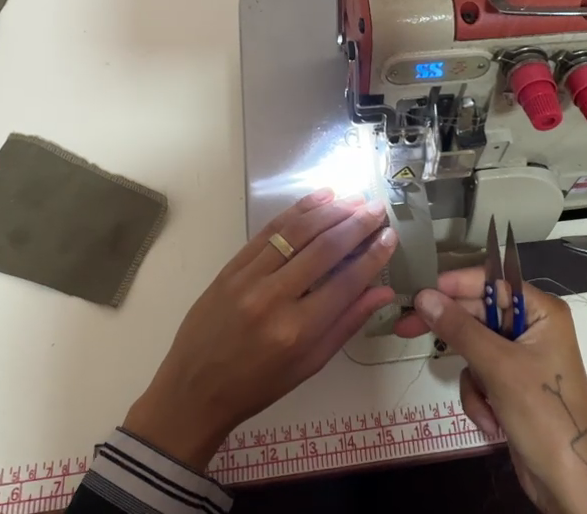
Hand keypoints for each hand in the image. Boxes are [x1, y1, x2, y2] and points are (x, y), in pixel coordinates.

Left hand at [123, 189, 396, 469]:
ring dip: (330, 210)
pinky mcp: (232, 266)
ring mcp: (249, 278)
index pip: (345, 282)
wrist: (195, 388)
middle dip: (356, 224)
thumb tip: (383, 290)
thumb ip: (347, 323)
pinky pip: (270, 230)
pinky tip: (320, 199)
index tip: (391, 236)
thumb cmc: (259, 385)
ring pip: (297, 231)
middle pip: (324, 249)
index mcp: (297, 331)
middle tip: (378, 208)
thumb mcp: (310, 365)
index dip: (373, 255)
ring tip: (354, 199)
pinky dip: (297, 210)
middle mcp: (273, 298)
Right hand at [393, 269, 586, 513]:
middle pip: (479, 316)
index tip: (422, 290)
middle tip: (406, 327)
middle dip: (454, 336)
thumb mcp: (498, 367)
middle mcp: (534, 329)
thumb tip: (424, 296)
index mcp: (542, 313)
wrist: (568, 482)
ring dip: (473, 381)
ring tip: (485, 403)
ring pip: (475, 350)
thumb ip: (459, 328)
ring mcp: (523, 359)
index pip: (493, 283)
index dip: (457, 284)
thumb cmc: (542, 414)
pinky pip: (481, 377)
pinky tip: (494, 422)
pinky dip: (480, 399)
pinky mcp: (513, 386)